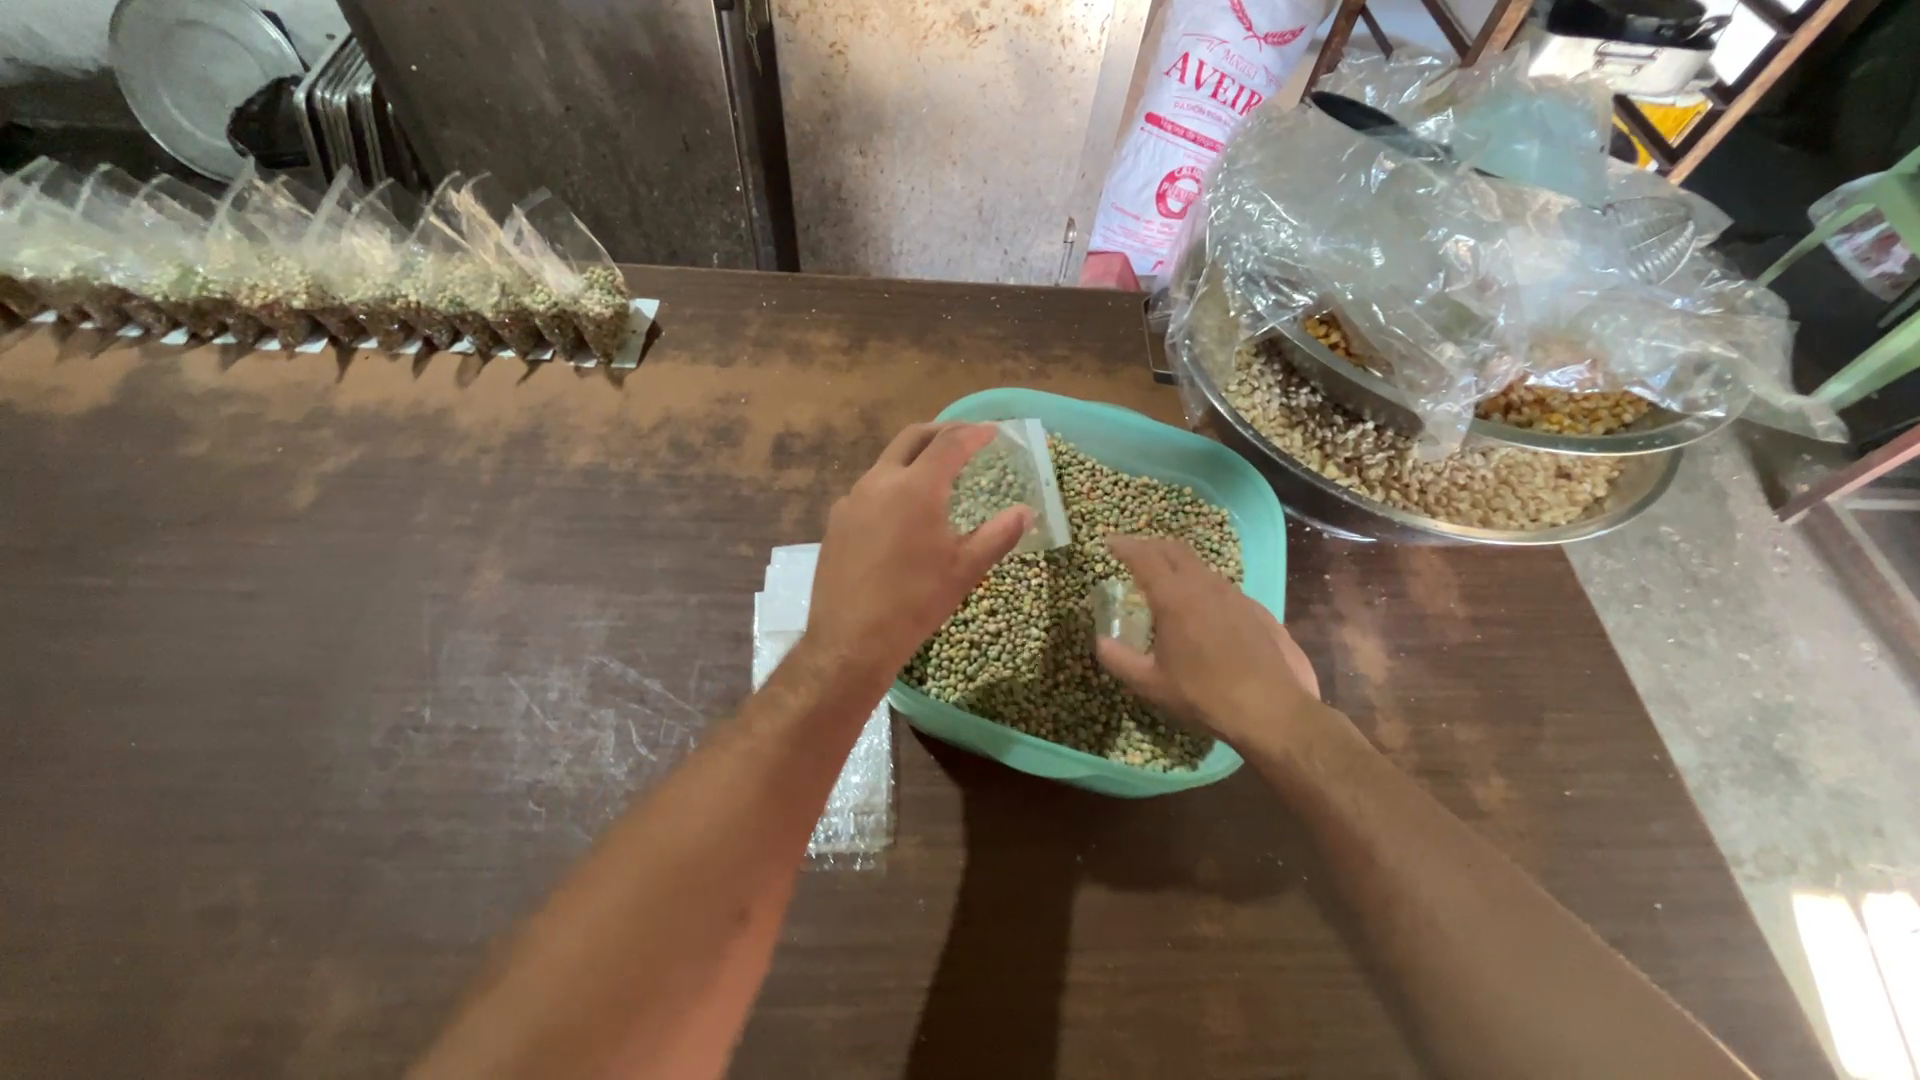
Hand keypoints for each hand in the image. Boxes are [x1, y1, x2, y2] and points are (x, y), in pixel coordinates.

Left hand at [804, 423, 1030, 684]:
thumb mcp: (965, 569)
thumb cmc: (916, 602)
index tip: (992, 432)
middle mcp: (879, 482)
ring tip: (935, 476)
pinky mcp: (835, 522)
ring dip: (913, 459)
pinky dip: (892, 487)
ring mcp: (852, 501)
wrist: (851, 639)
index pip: (950, 444)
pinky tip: (901, 514)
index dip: (974, 434)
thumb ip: (998, 535)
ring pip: (886, 463)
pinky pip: (868, 491)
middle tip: (964, 438)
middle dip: (941, 432)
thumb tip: (1025, 513)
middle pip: (912, 438)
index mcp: (916, 487)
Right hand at [1095, 536, 1320, 747]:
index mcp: (1175, 597)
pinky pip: (1223, 588)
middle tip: (1135, 557)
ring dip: (1179, 567)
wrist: (1271, 710)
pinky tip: (1203, 613)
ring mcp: (1236, 596)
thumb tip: (1101, 641)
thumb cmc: (1203, 696)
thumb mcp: (1150, 684)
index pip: (1144, 557)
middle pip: (1175, 550)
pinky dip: (1203, 588)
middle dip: (1151, 547)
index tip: (1110, 542)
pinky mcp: (1257, 610)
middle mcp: (1206, 586)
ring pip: (1202, 567)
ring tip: (1167, 585)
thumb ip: (1119, 659)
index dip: (1124, 546)